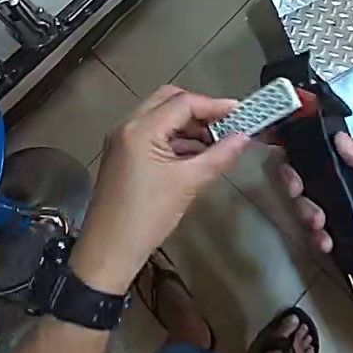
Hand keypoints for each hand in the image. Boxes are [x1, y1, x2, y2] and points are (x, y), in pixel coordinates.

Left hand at [70, 86, 250, 294]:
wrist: (109, 252)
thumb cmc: (148, 216)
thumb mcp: (188, 183)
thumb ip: (219, 156)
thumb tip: (244, 137)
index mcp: (141, 129)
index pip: (183, 102)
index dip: (214, 105)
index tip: (240, 112)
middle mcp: (128, 125)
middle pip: (169, 99)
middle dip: (199, 109)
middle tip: (225, 123)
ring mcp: (122, 138)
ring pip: (160, 114)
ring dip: (187, 123)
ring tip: (216, 141)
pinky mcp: (122, 152)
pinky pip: (152, 132)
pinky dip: (174, 136)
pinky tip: (195, 153)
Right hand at [275, 132, 352, 295]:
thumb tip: (340, 137)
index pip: (322, 156)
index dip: (302, 155)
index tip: (292, 160)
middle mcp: (343, 192)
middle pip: (305, 181)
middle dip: (295, 186)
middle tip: (297, 190)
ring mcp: (337, 217)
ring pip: (305, 208)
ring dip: (305, 213)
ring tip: (320, 224)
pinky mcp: (335, 241)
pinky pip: (312, 236)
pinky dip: (315, 238)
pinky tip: (328, 242)